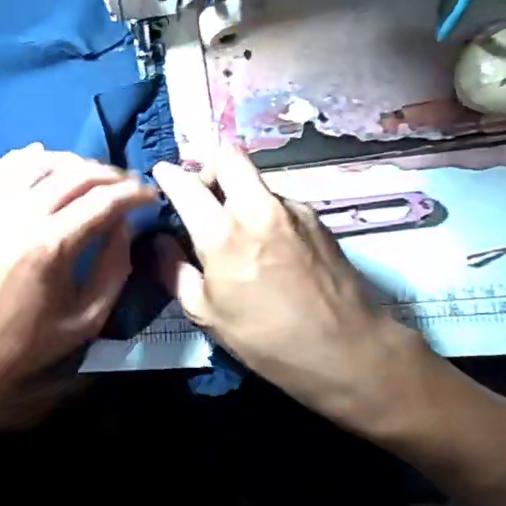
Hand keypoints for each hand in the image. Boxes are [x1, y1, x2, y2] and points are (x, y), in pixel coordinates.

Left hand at [0, 144, 155, 410]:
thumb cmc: (30, 344)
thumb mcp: (87, 319)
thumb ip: (114, 269)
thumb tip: (125, 226)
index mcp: (50, 247)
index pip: (102, 200)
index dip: (134, 193)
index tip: (152, 195)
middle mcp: (19, 218)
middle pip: (75, 174)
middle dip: (111, 174)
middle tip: (131, 186)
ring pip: (39, 163)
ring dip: (75, 162)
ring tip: (95, 176)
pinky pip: (1, 169)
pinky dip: (27, 158)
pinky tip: (46, 157)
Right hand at [151, 147, 431, 431]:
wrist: (345, 349)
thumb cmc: (267, 341)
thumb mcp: (208, 316)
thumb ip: (175, 272)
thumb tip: (159, 243)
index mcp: (224, 235)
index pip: (188, 184)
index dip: (169, 176)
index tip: (163, 175)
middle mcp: (258, 210)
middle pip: (229, 156)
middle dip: (209, 165)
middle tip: (203, 192)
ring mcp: (293, 210)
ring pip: (257, 179)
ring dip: (239, 191)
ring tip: (237, 228)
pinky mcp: (317, 219)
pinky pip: (280, 201)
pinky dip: (265, 211)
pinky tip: (270, 246)